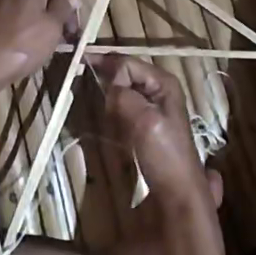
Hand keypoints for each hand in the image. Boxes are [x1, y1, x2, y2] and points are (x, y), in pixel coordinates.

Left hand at [0, 0, 78, 86]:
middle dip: (58, 5)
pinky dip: (28, 23)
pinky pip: (16, 15)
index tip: (76, 12)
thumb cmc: (26, 44)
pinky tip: (32, 42)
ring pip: (29, 3)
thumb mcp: (53, 27)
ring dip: (43, 16)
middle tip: (68, 28)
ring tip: (52, 38)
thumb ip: (64, 7)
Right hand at [92, 55, 206, 207]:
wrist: (177, 191)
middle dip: (106, 80)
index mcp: (163, 83)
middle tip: (86, 89)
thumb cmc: (165, 155)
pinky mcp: (145, 124)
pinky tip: (110, 126)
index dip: (105, 64)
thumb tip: (109, 83)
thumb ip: (124, 97)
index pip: (128, 63)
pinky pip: (122, 109)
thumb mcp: (145, 121)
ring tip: (102, 113)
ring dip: (109, 99)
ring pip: (121, 92)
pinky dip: (113, 114)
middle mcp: (160, 89)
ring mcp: (153, 107)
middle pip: (125, 75)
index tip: (78, 65)